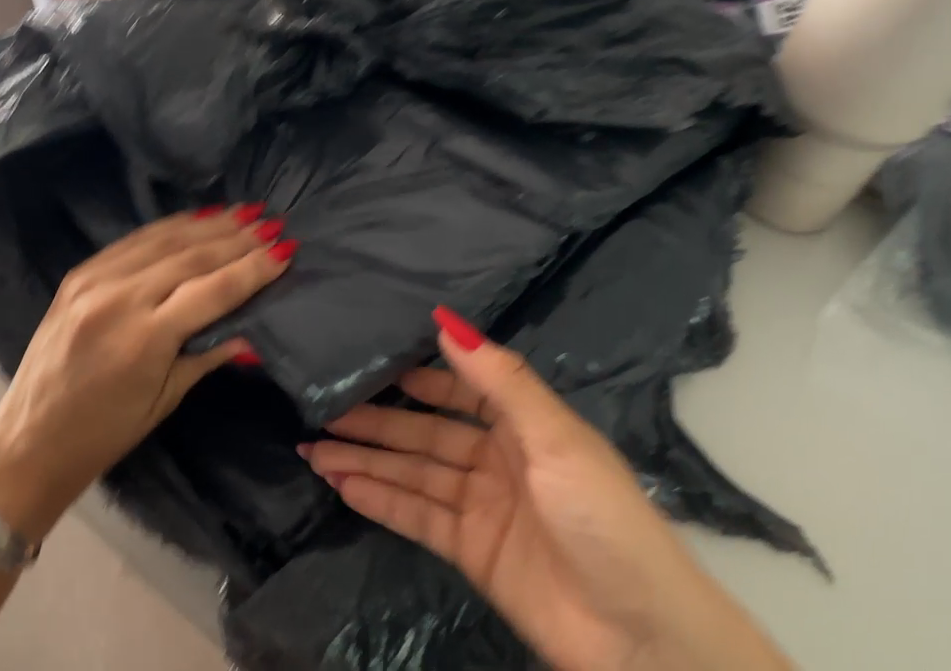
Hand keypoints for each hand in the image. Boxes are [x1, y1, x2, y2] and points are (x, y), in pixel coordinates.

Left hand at [0, 206, 293, 540]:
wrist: (29, 440)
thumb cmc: (106, 434)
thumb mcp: (166, 399)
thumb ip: (209, 353)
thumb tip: (254, 327)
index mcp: (144, 338)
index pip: (213, 290)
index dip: (253, 269)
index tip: (286, 250)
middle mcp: (119, 298)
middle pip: (191, 256)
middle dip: (237, 238)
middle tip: (273, 222)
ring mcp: (93, 281)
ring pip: (163, 240)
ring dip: (208, 224)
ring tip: (244, 213)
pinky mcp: (78, 275)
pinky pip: (133, 241)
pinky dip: (169, 228)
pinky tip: (196, 219)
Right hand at [303, 306, 791, 670]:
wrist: (636, 629)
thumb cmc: (601, 515)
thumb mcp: (556, 437)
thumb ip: (500, 381)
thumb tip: (446, 322)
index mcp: (523, 424)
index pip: (460, 388)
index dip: (418, 375)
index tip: (369, 359)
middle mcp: (497, 457)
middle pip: (425, 433)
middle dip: (376, 421)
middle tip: (322, 409)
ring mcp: (480, 505)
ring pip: (412, 473)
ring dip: (366, 460)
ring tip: (314, 447)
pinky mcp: (469, 550)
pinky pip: (415, 516)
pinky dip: (378, 500)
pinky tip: (342, 483)